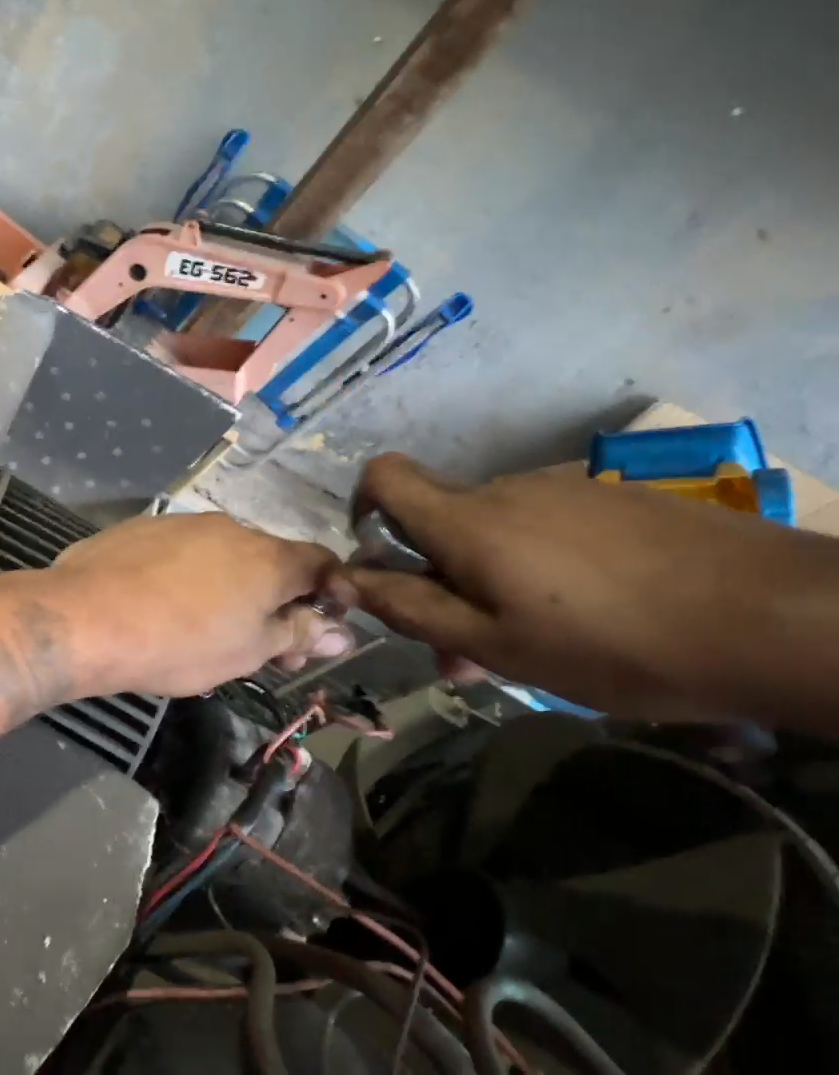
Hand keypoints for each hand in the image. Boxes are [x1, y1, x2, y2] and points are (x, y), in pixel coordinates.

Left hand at [51, 512, 349, 697]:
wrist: (83, 618)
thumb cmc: (178, 642)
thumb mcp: (247, 651)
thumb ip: (296, 635)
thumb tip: (339, 633)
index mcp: (266, 555)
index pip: (321, 563)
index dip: (330, 596)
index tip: (317, 631)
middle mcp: (226, 527)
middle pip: (267, 561)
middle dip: (274, 602)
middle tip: (264, 650)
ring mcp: (176, 524)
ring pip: (218, 556)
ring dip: (226, 589)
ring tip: (205, 632)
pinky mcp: (133, 530)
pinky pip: (174, 553)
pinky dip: (181, 577)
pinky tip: (160, 607)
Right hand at [334, 453, 838, 721]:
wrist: (781, 621)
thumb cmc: (612, 644)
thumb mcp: (493, 645)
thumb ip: (409, 609)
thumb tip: (342, 579)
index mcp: (466, 522)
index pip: (384, 477)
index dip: (363, 508)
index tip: (378, 559)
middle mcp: (508, 490)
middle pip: (440, 519)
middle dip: (434, 575)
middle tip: (464, 646)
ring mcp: (568, 491)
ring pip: (496, 531)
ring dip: (488, 577)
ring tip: (532, 640)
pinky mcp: (618, 503)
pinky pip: (547, 528)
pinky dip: (538, 567)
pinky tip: (587, 615)